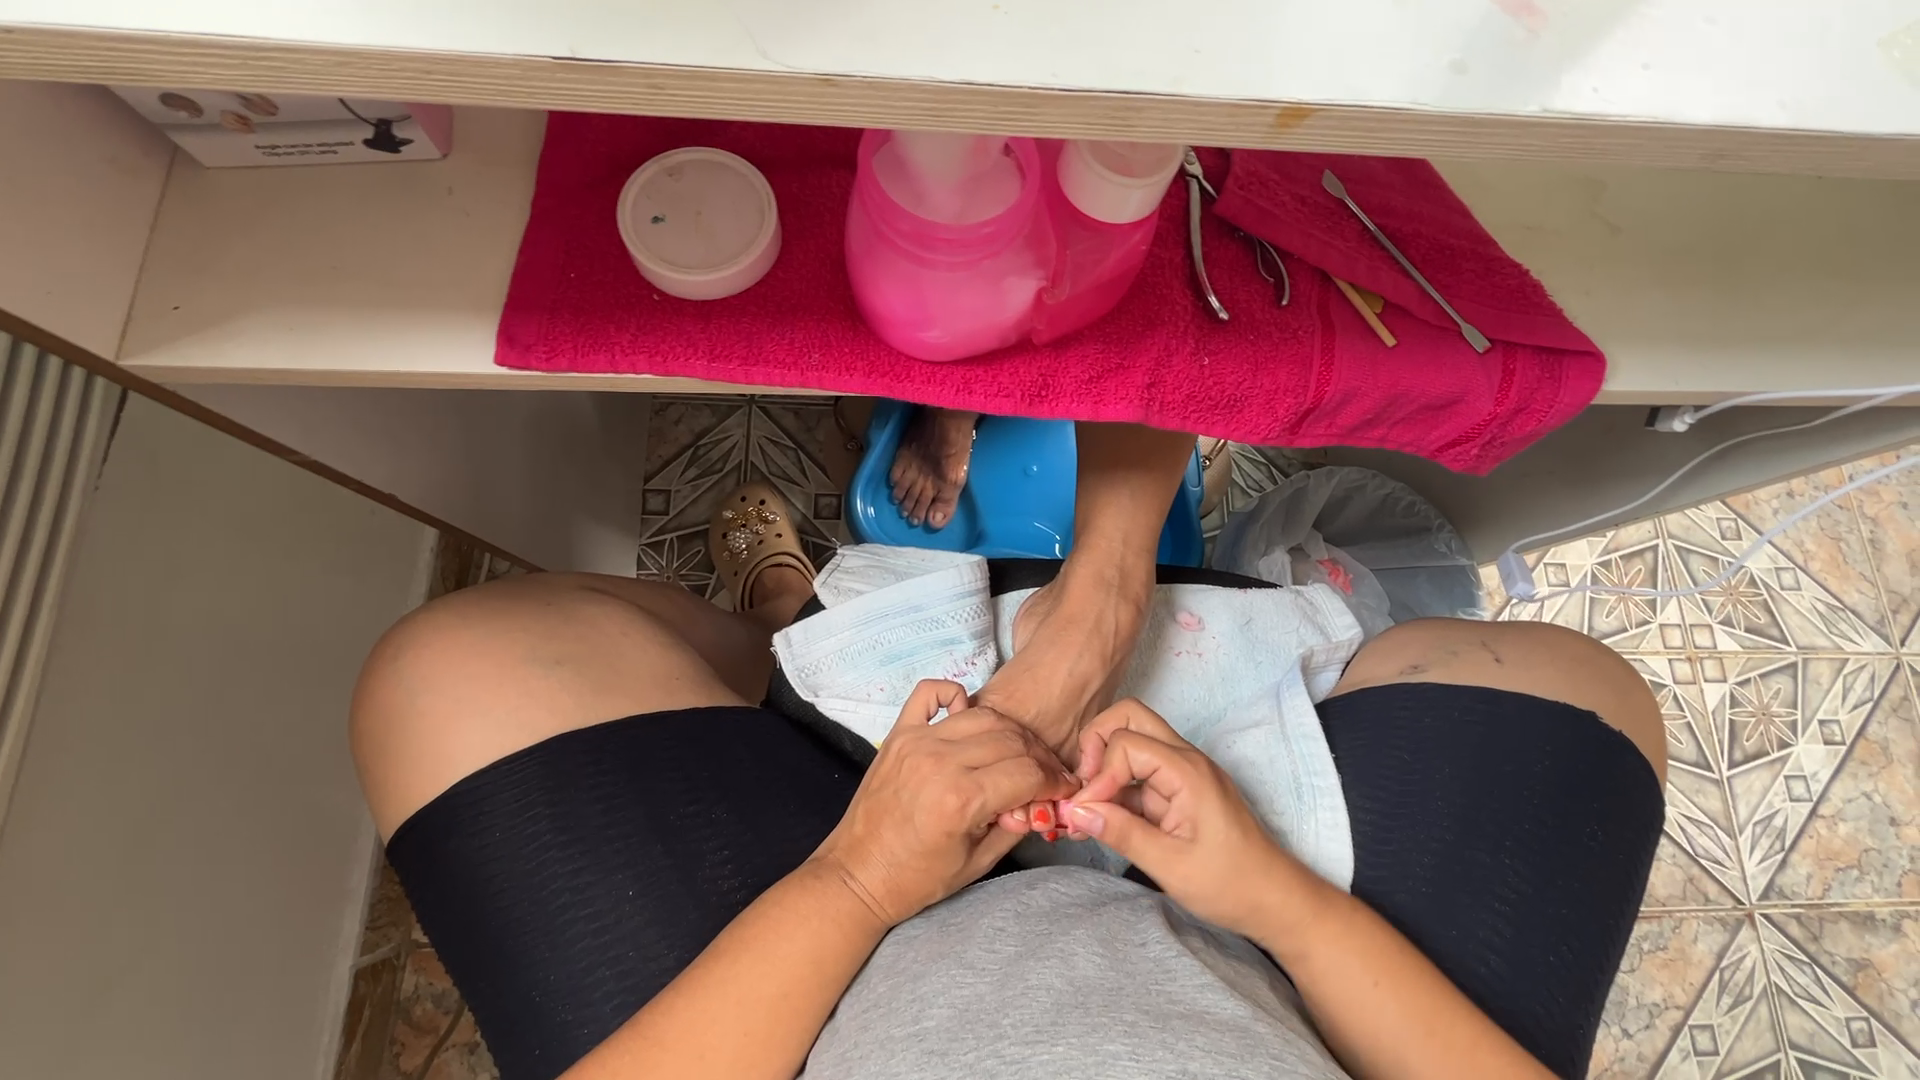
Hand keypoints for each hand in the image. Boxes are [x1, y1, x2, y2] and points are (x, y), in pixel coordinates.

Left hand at [813, 680, 1079, 926]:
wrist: (857, 875)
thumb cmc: (916, 879)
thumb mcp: (977, 863)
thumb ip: (1015, 825)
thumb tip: (1043, 799)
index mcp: (960, 799)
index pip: (1028, 773)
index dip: (1054, 782)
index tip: (1063, 789)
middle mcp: (939, 761)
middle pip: (1011, 740)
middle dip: (1038, 758)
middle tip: (1046, 775)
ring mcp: (916, 742)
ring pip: (982, 716)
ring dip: (1008, 731)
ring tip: (1017, 752)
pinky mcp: (897, 734)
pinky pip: (929, 693)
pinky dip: (953, 693)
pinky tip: (966, 712)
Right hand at [1063, 699, 1330, 936]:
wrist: (1275, 900)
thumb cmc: (1231, 885)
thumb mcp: (1169, 865)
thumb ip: (1121, 832)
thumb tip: (1075, 812)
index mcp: (1187, 771)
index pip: (1126, 743)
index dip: (1099, 774)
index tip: (1087, 812)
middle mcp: (1185, 759)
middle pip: (1129, 717)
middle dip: (1096, 745)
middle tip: (1085, 787)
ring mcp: (1183, 770)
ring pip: (1132, 739)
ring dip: (1103, 765)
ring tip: (1088, 807)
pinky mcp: (1179, 788)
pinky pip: (1139, 770)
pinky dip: (1115, 786)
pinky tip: (1102, 818)